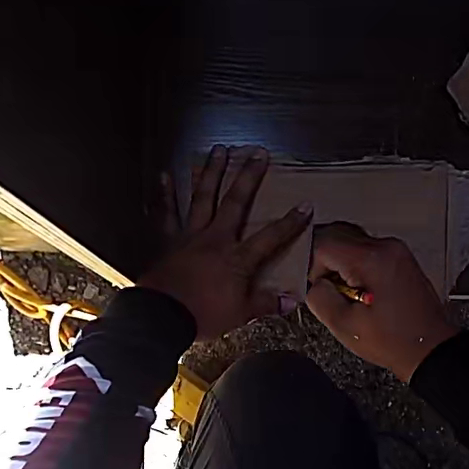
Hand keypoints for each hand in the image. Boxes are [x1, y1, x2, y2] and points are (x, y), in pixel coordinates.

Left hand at [139, 144, 312, 340]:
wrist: (163, 316)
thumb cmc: (203, 315)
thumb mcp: (241, 313)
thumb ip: (266, 304)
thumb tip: (291, 302)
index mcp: (238, 259)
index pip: (271, 237)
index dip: (290, 222)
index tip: (305, 205)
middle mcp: (216, 239)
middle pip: (235, 202)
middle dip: (249, 177)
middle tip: (257, 153)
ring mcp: (190, 236)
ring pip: (203, 198)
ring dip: (211, 173)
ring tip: (218, 151)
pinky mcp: (169, 241)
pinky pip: (167, 213)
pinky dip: (166, 195)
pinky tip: (165, 176)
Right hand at [305, 222, 458, 379]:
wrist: (430, 348)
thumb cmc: (391, 341)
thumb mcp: (344, 325)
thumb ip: (319, 298)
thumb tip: (314, 283)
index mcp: (372, 260)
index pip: (324, 244)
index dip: (311, 266)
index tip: (316, 289)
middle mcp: (385, 246)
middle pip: (338, 234)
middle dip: (322, 260)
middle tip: (321, 287)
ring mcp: (396, 250)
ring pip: (351, 239)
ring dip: (337, 261)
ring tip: (340, 290)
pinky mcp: (399, 258)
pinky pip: (366, 249)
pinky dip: (353, 263)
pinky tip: (356, 288)